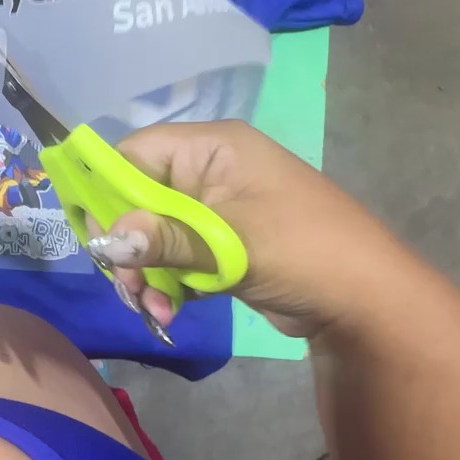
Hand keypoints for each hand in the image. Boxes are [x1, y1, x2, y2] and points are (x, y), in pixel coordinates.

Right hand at [91, 121, 426, 340]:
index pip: (135, 154)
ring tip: (153, 308)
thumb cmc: (302, 250)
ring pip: (151, 236)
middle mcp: (208, 173)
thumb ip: (164, 238)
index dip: (107, 191)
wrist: (363, 300)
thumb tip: (106, 240)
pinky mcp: (218, 246)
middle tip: (127, 286)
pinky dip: (164, 285)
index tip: (96, 238)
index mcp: (213, 148)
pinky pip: (173, 258)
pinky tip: (167, 311)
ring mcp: (213, 211)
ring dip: (145, 274)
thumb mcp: (228, 242)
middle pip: (137, 200)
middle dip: (128, 247)